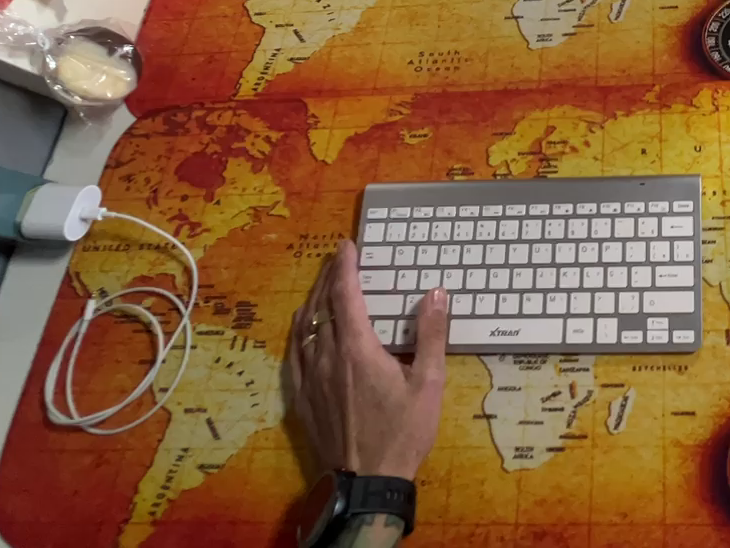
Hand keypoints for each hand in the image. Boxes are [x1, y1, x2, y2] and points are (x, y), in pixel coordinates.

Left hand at [286, 240, 449, 478]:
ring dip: (312, 300)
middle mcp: (327, 358)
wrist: (369, 482)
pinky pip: (294, 354)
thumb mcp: (429, 382)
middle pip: (320, 307)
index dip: (345, 268)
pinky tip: (303, 328)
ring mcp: (311, 379)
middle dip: (328, 278)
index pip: (345, 296)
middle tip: (337, 258)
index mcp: (358, 349)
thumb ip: (431, 334)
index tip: (347, 247)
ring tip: (322, 284)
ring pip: (303, 328)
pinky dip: (299, 330)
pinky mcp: (302, 398)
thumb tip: (436, 293)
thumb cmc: (403, 431)